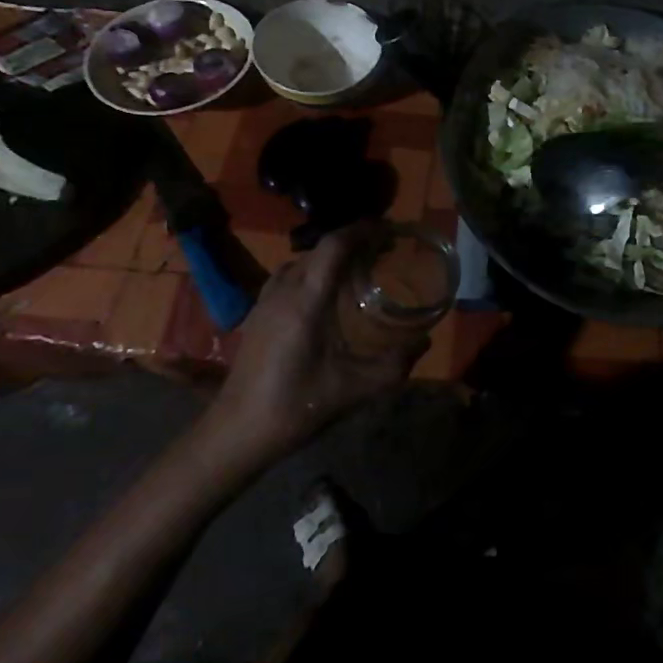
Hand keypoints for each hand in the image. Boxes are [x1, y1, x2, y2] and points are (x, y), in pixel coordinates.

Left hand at [209, 224, 428, 451]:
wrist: (237, 432)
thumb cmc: (296, 406)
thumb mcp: (356, 389)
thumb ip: (395, 365)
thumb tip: (426, 342)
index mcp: (306, 300)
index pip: (334, 246)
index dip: (362, 230)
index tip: (389, 230)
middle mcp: (284, 290)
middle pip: (320, 249)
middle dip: (353, 243)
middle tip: (384, 251)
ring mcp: (265, 301)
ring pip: (302, 261)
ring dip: (331, 257)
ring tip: (359, 269)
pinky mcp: (257, 313)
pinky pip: (289, 276)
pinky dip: (313, 272)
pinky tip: (326, 296)